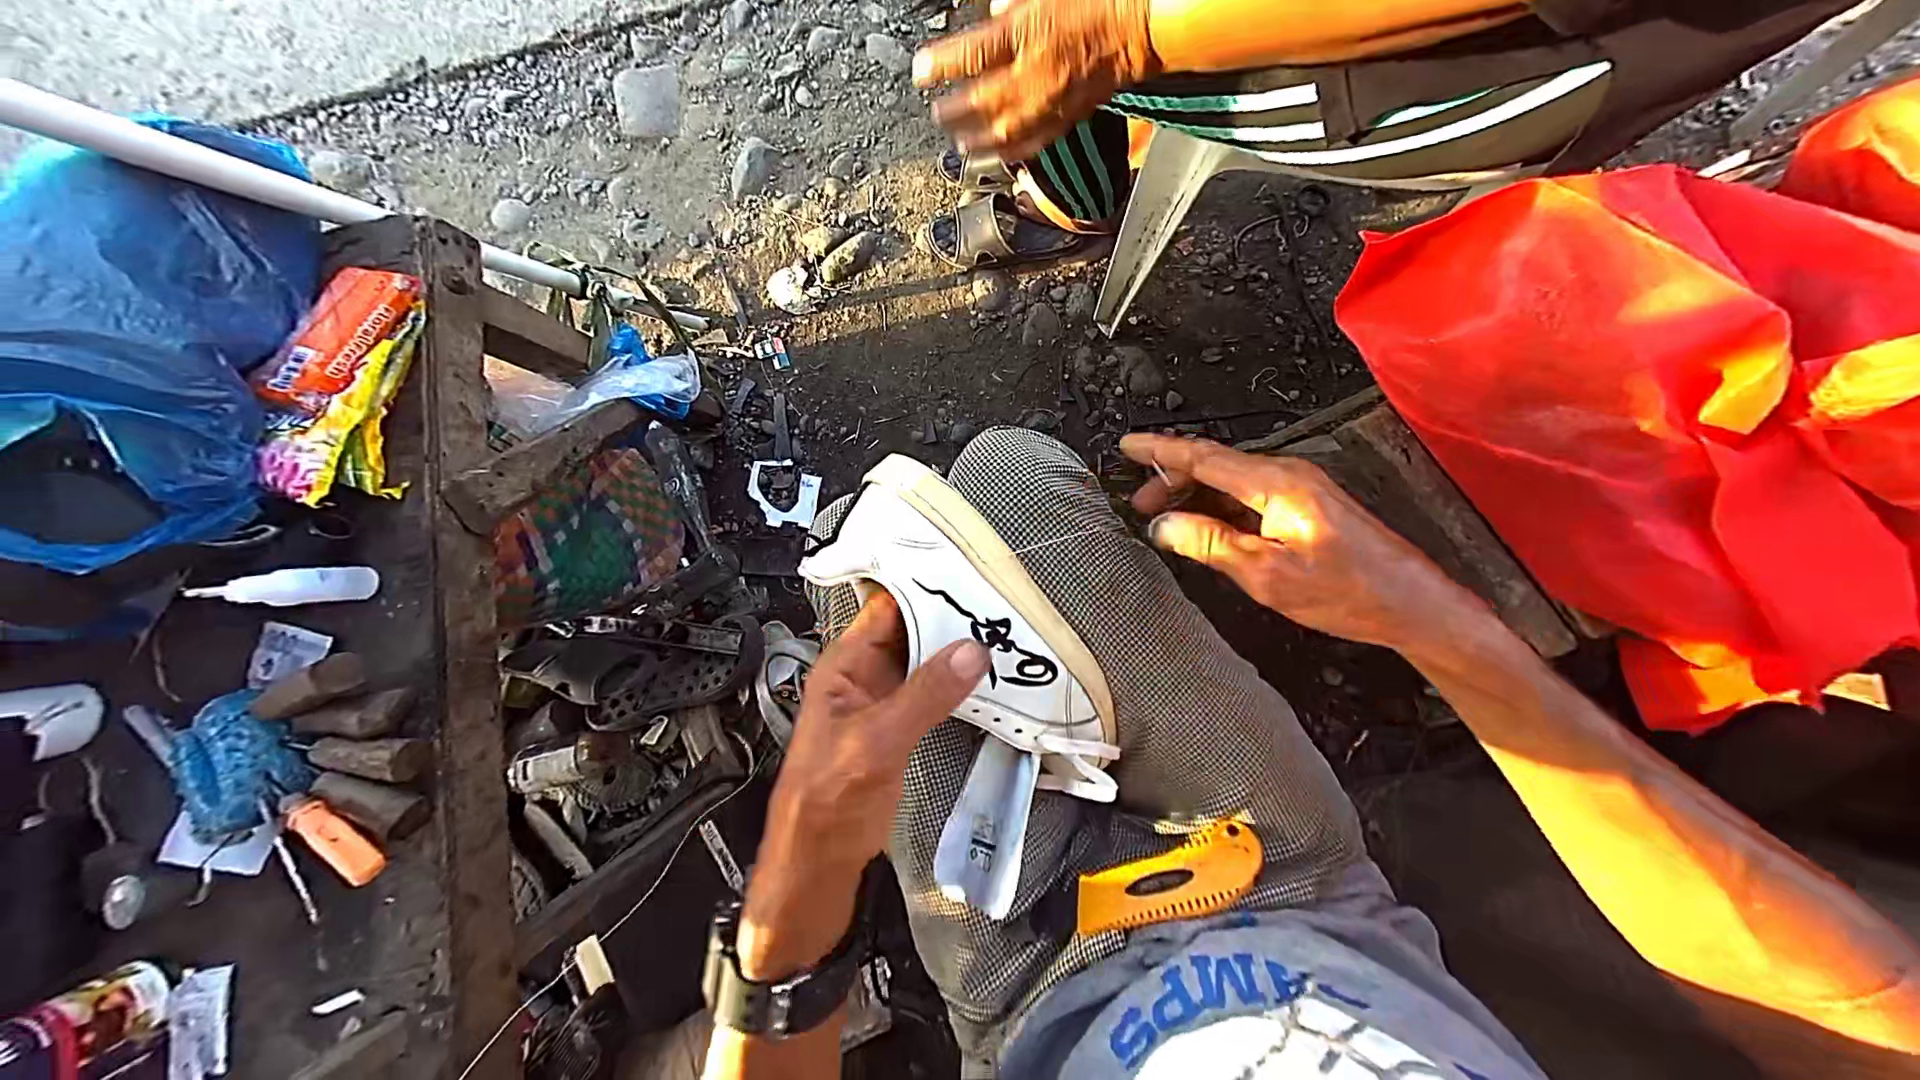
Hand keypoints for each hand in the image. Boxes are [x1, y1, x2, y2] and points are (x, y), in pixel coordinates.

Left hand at [740, 592, 988, 976]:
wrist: (820, 857)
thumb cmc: (822, 801)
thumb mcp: (876, 741)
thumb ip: (924, 696)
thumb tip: (967, 654)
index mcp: (845, 667)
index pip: (885, 609)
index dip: (920, 588)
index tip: (959, 577)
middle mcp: (864, 677)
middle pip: (911, 630)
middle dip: (947, 618)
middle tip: (991, 608)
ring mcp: (884, 702)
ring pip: (925, 661)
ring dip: (955, 651)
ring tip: (995, 636)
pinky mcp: (901, 726)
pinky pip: (933, 691)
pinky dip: (956, 683)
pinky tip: (982, 680)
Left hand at [913, 0, 1158, 161]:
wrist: (1136, 29)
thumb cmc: (1095, 3)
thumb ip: (1014, 1)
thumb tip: (992, 7)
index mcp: (1024, 35)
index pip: (970, 56)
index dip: (940, 66)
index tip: (920, 73)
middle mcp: (1029, 77)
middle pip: (978, 103)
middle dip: (952, 112)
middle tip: (936, 115)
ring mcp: (1045, 105)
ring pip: (999, 133)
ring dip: (974, 141)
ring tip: (959, 144)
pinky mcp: (1061, 122)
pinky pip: (1028, 145)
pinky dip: (1006, 152)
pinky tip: (994, 155)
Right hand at [1121, 433, 1488, 653]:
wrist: (1414, 605)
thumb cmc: (1352, 591)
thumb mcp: (1267, 574)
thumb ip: (1210, 544)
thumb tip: (1165, 526)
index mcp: (1276, 485)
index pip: (1202, 457)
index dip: (1160, 450)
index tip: (1129, 446)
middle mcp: (1288, 476)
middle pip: (1213, 464)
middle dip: (1170, 478)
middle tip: (1141, 503)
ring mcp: (1298, 489)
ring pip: (1229, 480)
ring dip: (1193, 494)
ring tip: (1166, 520)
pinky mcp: (1305, 505)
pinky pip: (1248, 494)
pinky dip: (1218, 505)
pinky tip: (1206, 528)